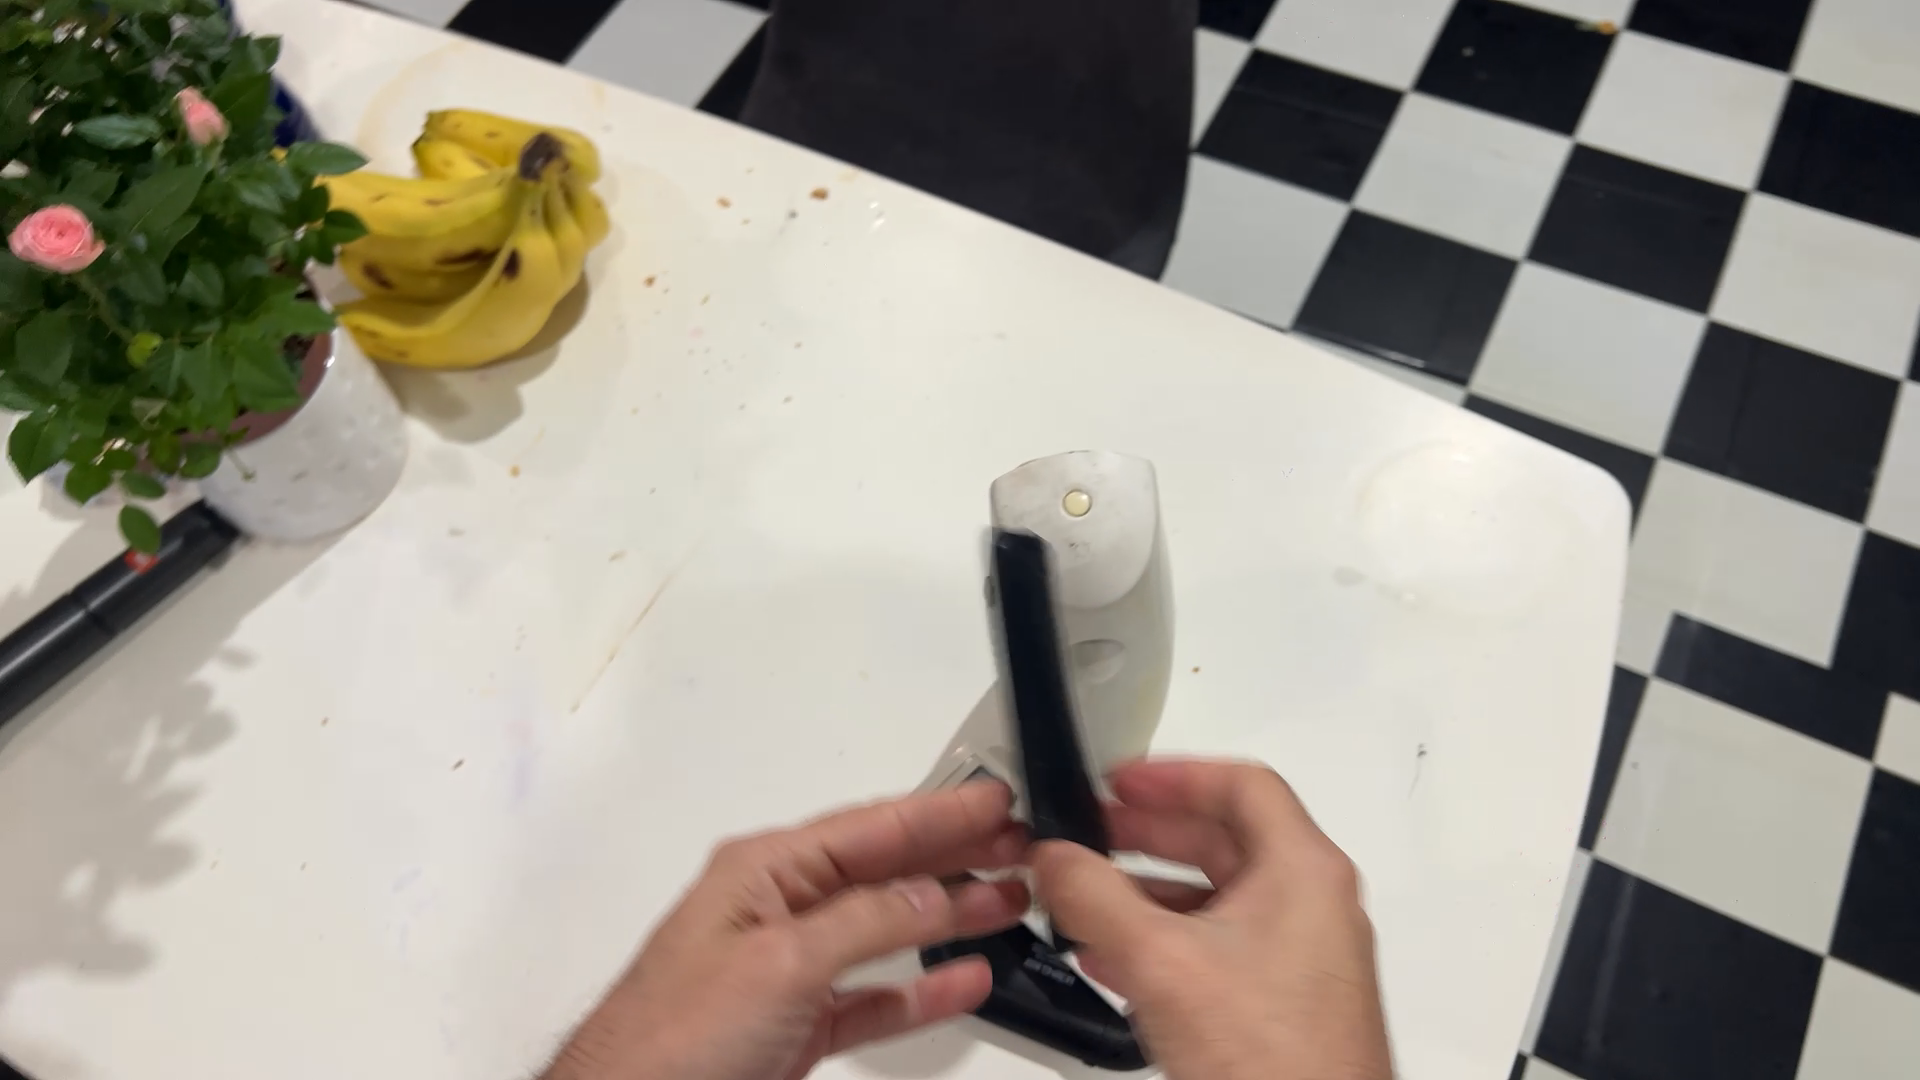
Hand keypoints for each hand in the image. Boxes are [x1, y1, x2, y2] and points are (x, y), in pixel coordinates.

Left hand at [542, 781, 1029, 1079]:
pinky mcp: (797, 1023)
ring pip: (885, 928)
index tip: (998, 798)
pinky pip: (870, 994)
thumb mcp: (779, 963)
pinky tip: (967, 978)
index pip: (871, 826)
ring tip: (1013, 900)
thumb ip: (864, 920)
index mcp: (769, 868)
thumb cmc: (683, 1036)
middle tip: (1022, 845)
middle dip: (952, 855)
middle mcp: (784, 904)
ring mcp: (791, 964)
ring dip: (948, 914)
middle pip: (885, 869)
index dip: (938, 811)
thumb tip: (937, 890)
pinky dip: (917, 987)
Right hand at [1032, 759, 1391, 1079]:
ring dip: (1144, 887)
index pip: (1241, 784)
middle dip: (1146, 831)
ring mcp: (1299, 958)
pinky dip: (1161, 935)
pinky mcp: (1282, 1004)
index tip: (1114, 784)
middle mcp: (1309, 904)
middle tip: (1086, 832)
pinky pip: (1215, 943)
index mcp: (1302, 871)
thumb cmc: (1258, 1057)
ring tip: (1082, 892)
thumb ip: (1091, 896)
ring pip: (1212, 893)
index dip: (1174, 774)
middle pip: (1222, 836)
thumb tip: (1045, 853)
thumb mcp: (1160, 962)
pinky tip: (1104, 955)